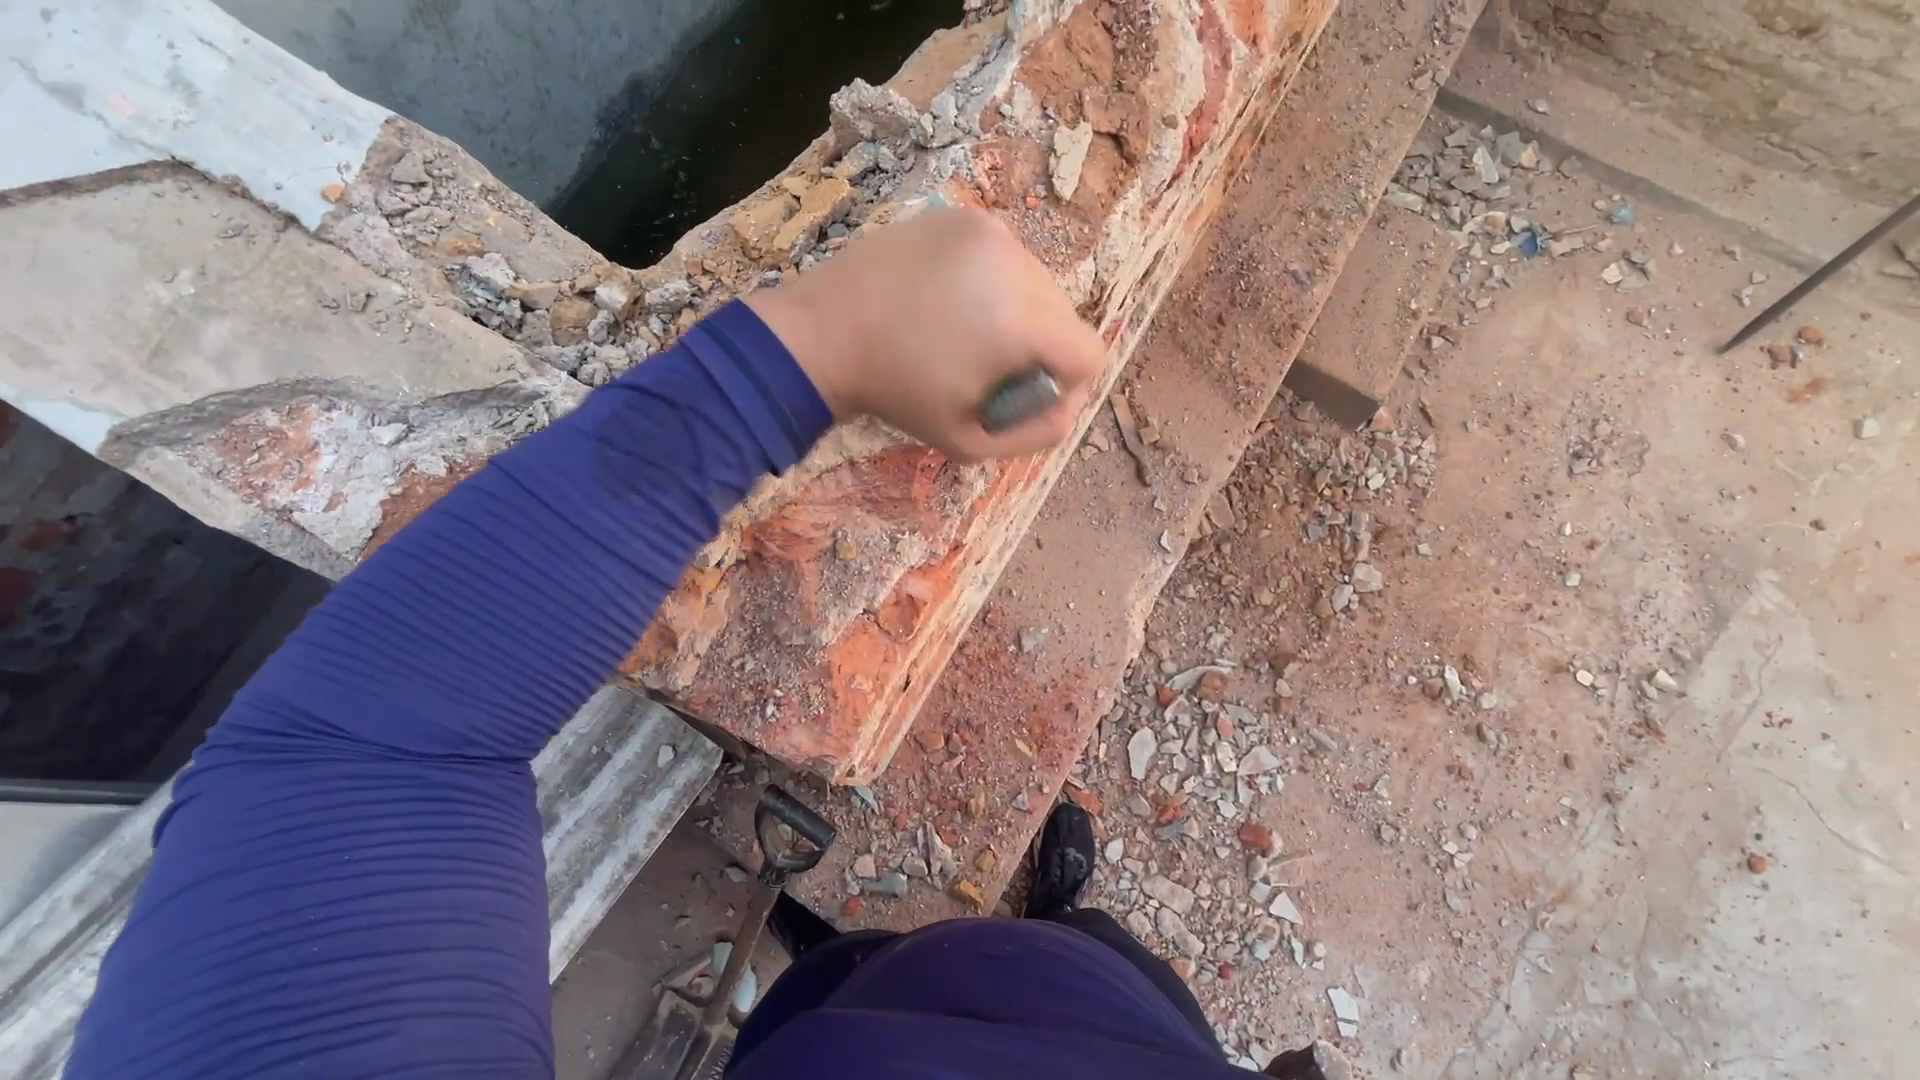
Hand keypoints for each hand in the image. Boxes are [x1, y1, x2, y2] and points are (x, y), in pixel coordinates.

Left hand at [744, 207, 1105, 462]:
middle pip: (1067, 316)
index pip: (1091, 353)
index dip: (1070, 385)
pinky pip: (1007, 258)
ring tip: (966, 332)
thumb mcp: (970, 441)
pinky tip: (952, 300)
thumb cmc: (897, 394)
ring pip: (1040, 283)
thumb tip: (1071, 405)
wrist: (823, 333)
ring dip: (1020, 314)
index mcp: (1021, 322)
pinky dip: (994, 283)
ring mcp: (990, 233)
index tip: (1029, 395)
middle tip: (990, 368)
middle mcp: (1017, 264)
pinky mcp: (964, 217)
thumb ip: (1037, 433)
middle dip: (1041, 349)